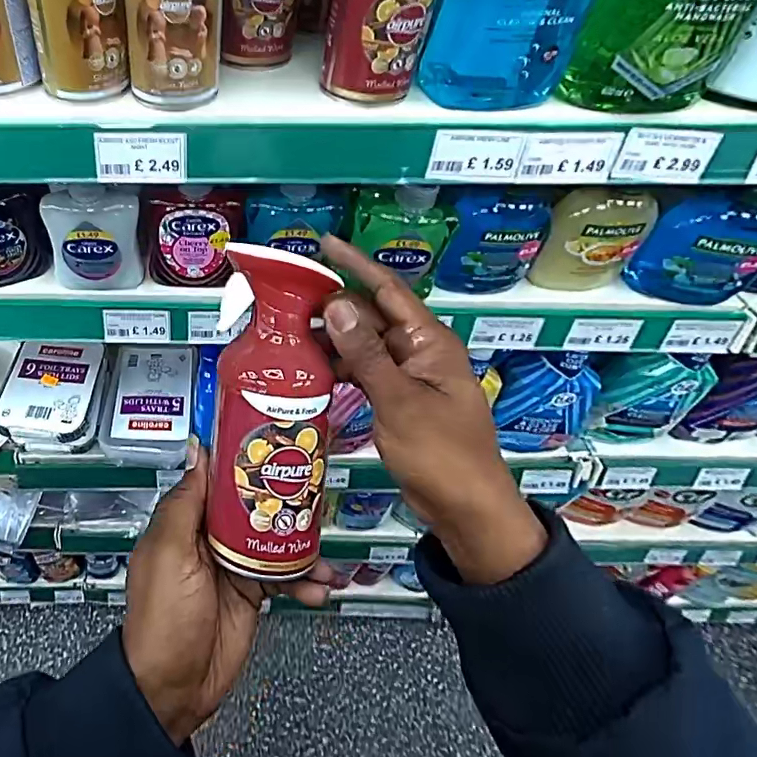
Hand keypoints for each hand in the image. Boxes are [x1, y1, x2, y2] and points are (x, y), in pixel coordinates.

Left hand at [122, 441, 332, 744]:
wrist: (171, 688)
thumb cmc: (161, 618)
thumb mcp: (170, 552)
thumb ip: (187, 502)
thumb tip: (198, 451)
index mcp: (187, 520)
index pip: (219, 478)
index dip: (244, 458)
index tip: (275, 441)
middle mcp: (211, 536)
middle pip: (255, 504)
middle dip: (285, 499)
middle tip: (315, 493)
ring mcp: (234, 563)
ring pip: (276, 539)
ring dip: (303, 546)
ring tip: (325, 555)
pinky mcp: (252, 591)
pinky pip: (285, 577)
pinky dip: (305, 581)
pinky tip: (320, 587)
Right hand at [318, 234, 546, 585]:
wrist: (468, 512)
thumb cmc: (441, 454)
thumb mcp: (399, 401)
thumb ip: (366, 353)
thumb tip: (336, 304)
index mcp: (429, 341)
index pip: (387, 289)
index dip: (355, 263)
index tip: (324, 244)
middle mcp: (419, 350)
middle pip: (372, 316)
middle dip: (334, 307)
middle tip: (289, 302)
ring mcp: (409, 376)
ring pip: (366, 345)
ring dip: (334, 340)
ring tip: (291, 335)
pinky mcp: (399, 399)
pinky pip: (367, 371)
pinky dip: (343, 368)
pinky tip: (313, 370)